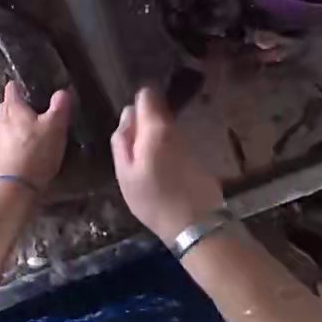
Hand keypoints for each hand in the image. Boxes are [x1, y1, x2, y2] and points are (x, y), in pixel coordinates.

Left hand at [0, 82, 73, 191]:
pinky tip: (28, 150)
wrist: (14, 188)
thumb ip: (60, 107)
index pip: (13, 87)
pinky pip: (7, 140)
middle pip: (10, 105)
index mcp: (11, 107)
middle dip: (24, 107)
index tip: (37, 90)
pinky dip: (16, 141)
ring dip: (20, 125)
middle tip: (42, 113)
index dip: (24, 85)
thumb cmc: (35, 153)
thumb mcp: (55, 127)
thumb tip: (62, 92)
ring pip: (8, 123)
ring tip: (37, 133)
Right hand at [112, 87, 224, 243]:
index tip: (128, 122)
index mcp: (156, 129)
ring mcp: (190, 143)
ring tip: (147, 167)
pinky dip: (167, 152)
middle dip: (144, 124)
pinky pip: (176, 145)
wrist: (197, 226)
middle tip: (133, 151)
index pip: (148, 95)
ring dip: (155, 140)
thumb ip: (122, 140)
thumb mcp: (125, 173)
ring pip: (167, 130)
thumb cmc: (153, 199)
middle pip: (158, 112)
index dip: (136, 103)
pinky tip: (163, 175)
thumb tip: (126, 116)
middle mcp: (176, 130)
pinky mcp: (199, 158)